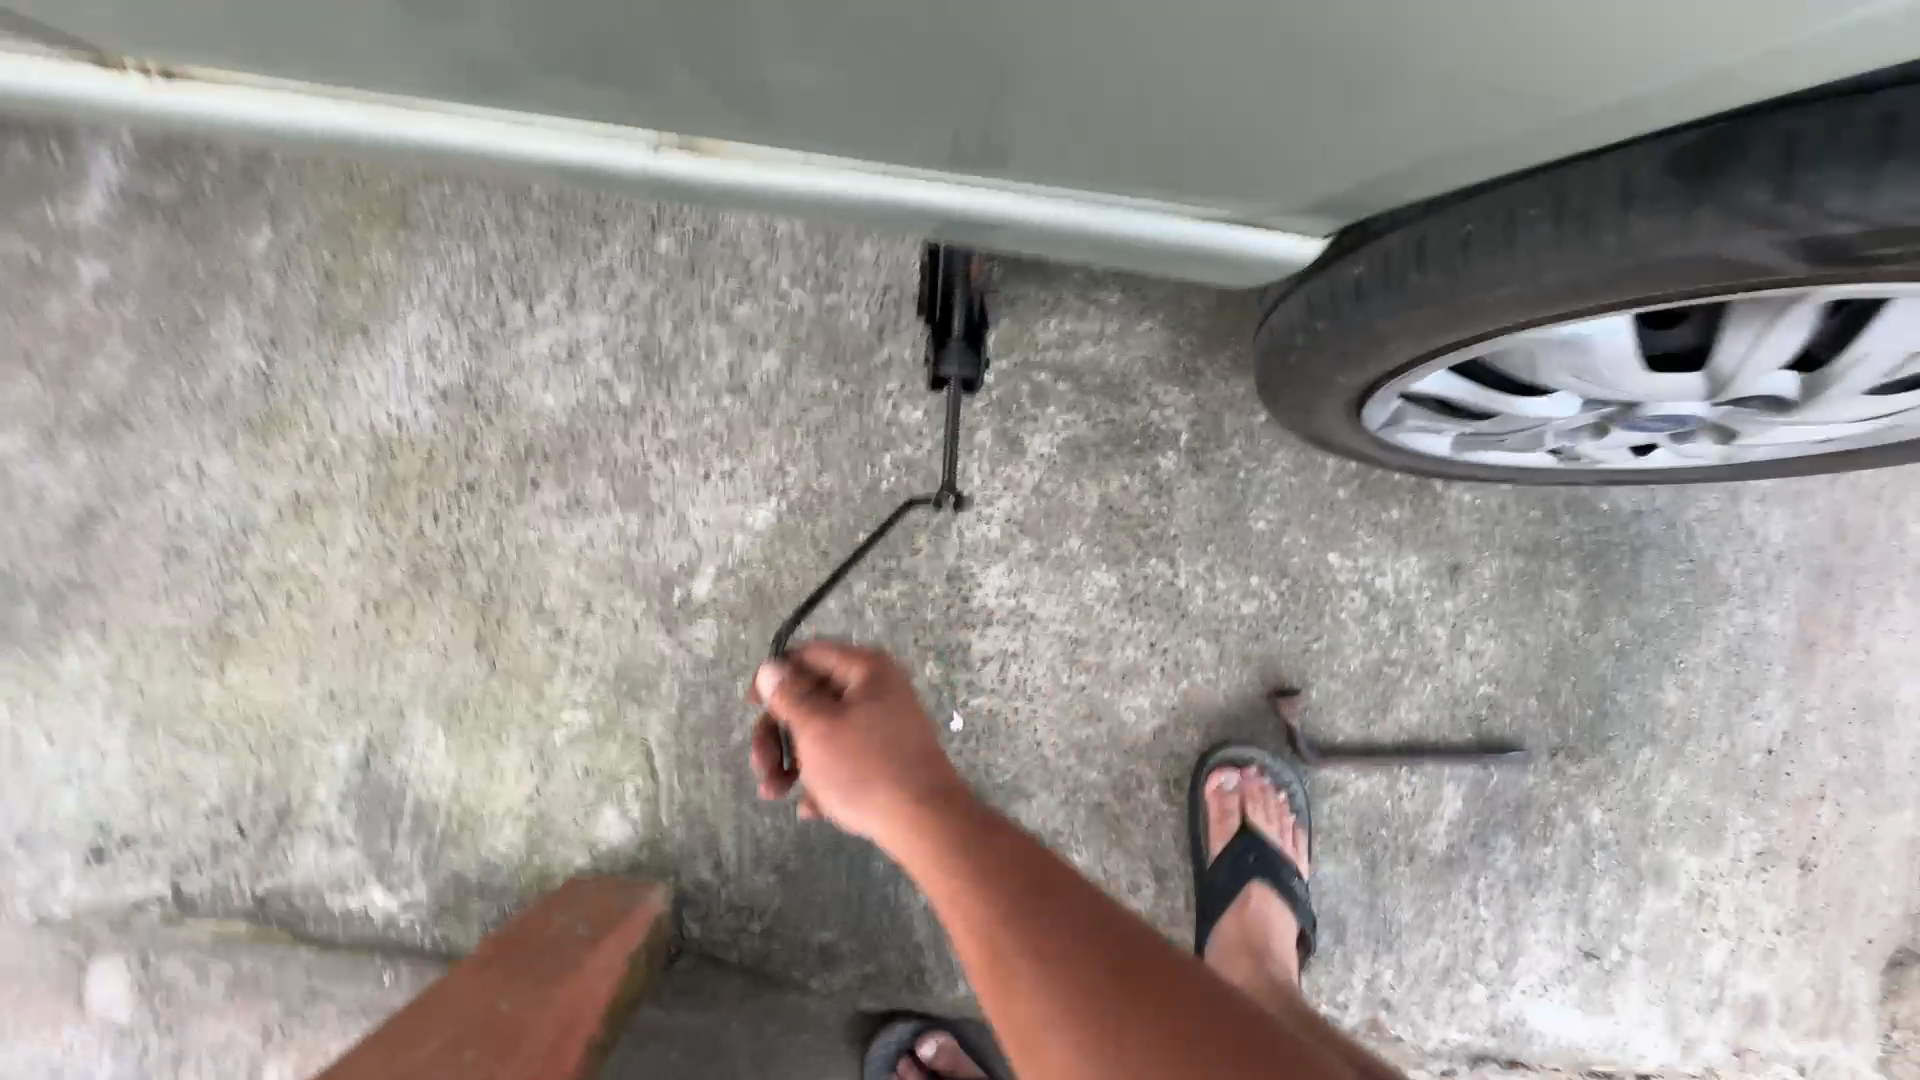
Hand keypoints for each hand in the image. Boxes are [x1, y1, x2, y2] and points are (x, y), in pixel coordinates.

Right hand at [749, 640, 974, 845]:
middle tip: (761, 767)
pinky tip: (811, 808)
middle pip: (812, 698)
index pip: (809, 655)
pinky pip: (844, 759)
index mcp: (866, 670)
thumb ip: (789, 696)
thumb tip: (771, 667)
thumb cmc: (865, 768)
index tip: (751, 706)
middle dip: (779, 734)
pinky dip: (823, 779)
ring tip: (776, 793)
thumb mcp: (816, 728)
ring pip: (824, 733)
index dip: (776, 676)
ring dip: (794, 761)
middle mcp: (878, 690)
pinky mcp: (887, 759)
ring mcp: (884, 725)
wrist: (925, 822)